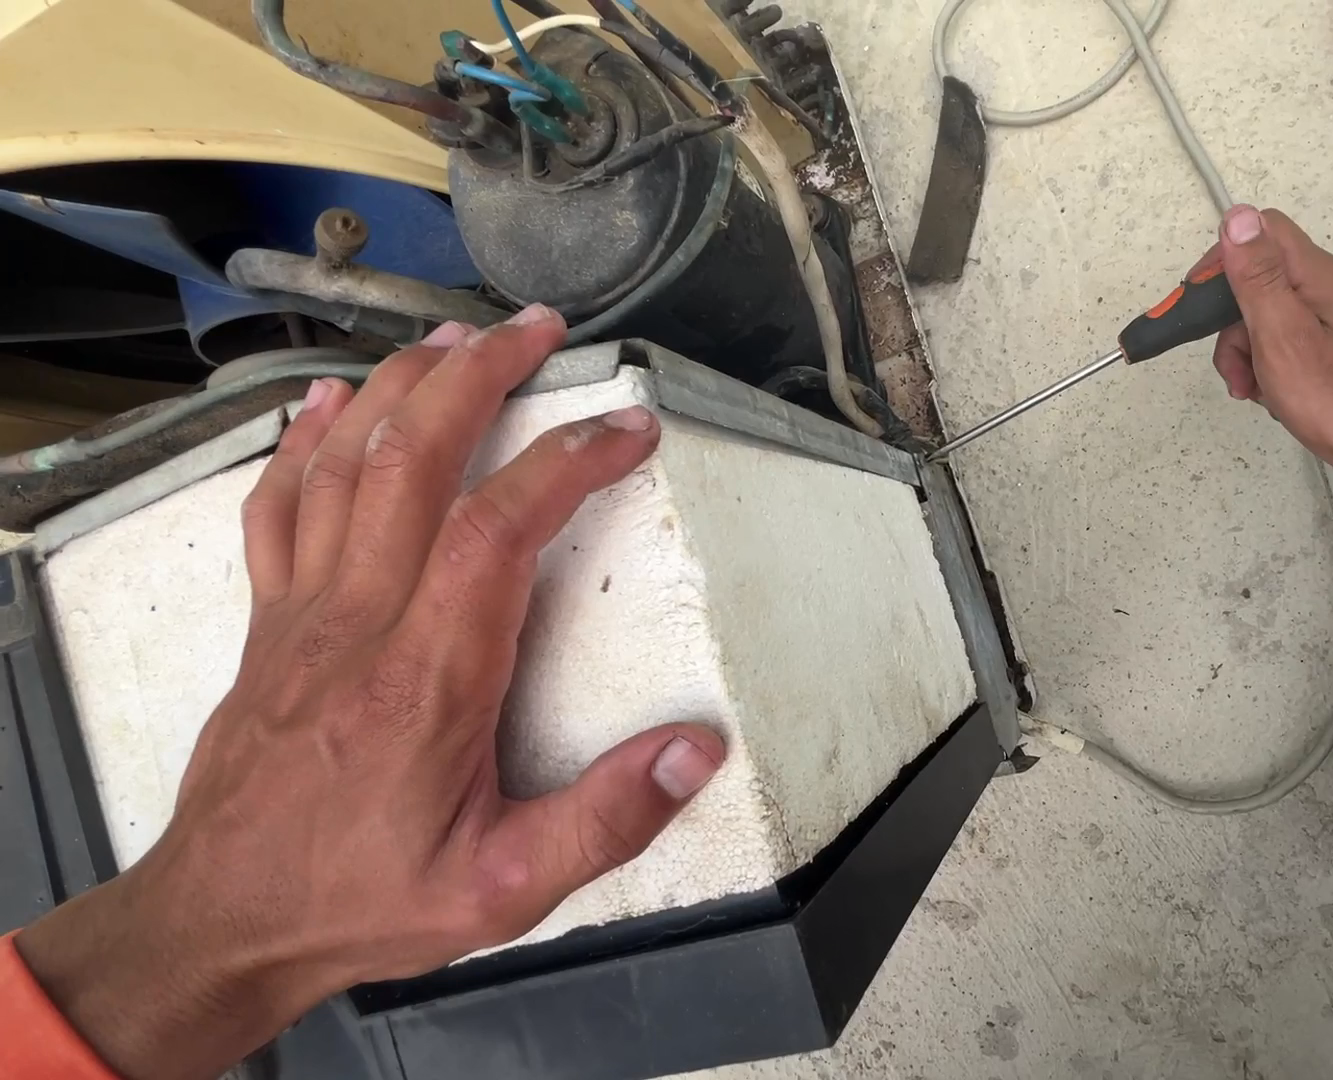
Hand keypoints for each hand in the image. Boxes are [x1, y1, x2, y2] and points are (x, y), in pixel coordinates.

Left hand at [15, 307, 726, 1079]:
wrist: (215, 930)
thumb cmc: (369, 896)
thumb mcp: (506, 888)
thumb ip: (607, 817)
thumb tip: (699, 748)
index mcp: (430, 673)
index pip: (500, 529)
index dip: (571, 462)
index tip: (630, 427)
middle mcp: (360, 620)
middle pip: (413, 464)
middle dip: (479, 379)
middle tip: (537, 328)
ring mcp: (304, 613)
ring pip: (343, 466)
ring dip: (402, 388)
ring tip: (454, 337)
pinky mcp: (274, 620)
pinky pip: (279, 506)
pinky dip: (305, 439)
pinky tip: (328, 399)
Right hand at [1206, 205, 1332, 544]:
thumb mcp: (1283, 334)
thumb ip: (1257, 276)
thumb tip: (1237, 215)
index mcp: (1318, 276)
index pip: (1261, 233)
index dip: (1222, 259)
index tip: (1195, 303)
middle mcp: (1329, 290)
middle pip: (1259, 281)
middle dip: (1229, 323)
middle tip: (1229, 366)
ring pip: (1267, 319)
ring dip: (1245, 354)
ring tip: (1250, 391)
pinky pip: (1285, 346)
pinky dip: (1266, 368)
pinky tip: (1270, 396)